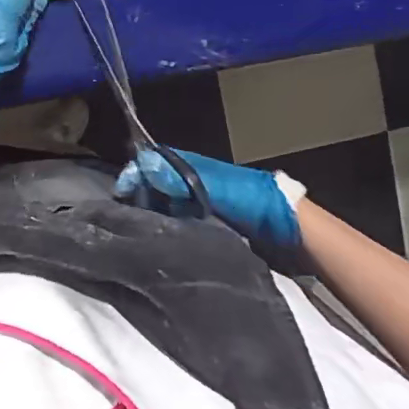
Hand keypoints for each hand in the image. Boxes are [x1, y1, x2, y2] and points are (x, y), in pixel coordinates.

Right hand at [114, 147, 301, 247]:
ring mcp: (198, 207)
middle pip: (155, 187)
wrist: (289, 234)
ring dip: (150, 218)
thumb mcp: (215, 185)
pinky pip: (176, 228)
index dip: (136, 175)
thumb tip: (142, 167)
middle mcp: (192, 184)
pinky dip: (165, 233)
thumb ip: (181, 177)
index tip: (120, 194)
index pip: (154, 164)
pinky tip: (155, 243)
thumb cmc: (252, 203)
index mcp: (193, 168)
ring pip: (163, 208)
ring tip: (134, 233)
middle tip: (122, 218)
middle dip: (138, 198)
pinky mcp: (204, 230)